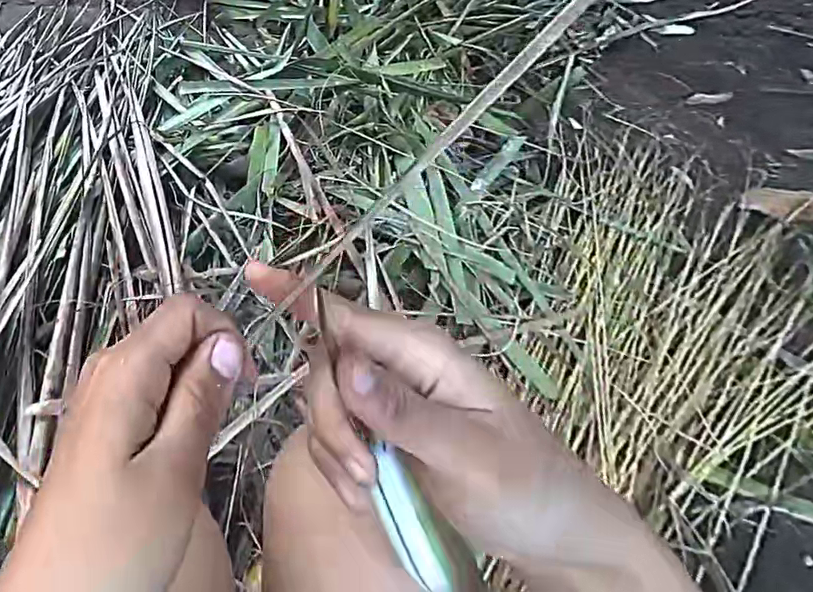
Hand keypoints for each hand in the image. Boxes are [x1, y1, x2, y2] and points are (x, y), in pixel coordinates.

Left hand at [0, 295, 248, 591]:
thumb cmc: (107, 551)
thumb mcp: (173, 473)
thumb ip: (200, 398)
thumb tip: (225, 344)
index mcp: (123, 369)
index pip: (186, 310)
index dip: (224, 334)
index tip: (243, 379)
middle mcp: (106, 369)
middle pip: (173, 331)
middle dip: (211, 360)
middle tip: (226, 416)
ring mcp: (99, 396)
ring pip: (163, 362)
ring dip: (194, 387)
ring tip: (202, 442)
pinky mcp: (99, 423)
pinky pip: (147, 390)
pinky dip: (173, 407)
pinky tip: (177, 451)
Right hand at [246, 261, 692, 591]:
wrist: (561, 539)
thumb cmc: (528, 488)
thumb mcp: (470, 456)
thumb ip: (402, 411)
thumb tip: (344, 366)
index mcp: (419, 350)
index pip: (345, 313)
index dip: (296, 292)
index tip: (252, 273)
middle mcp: (395, 364)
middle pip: (324, 366)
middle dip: (329, 419)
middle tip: (361, 473)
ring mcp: (385, 398)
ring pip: (323, 403)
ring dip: (334, 448)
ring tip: (372, 491)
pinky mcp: (380, 431)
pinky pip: (334, 435)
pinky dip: (339, 466)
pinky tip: (367, 496)